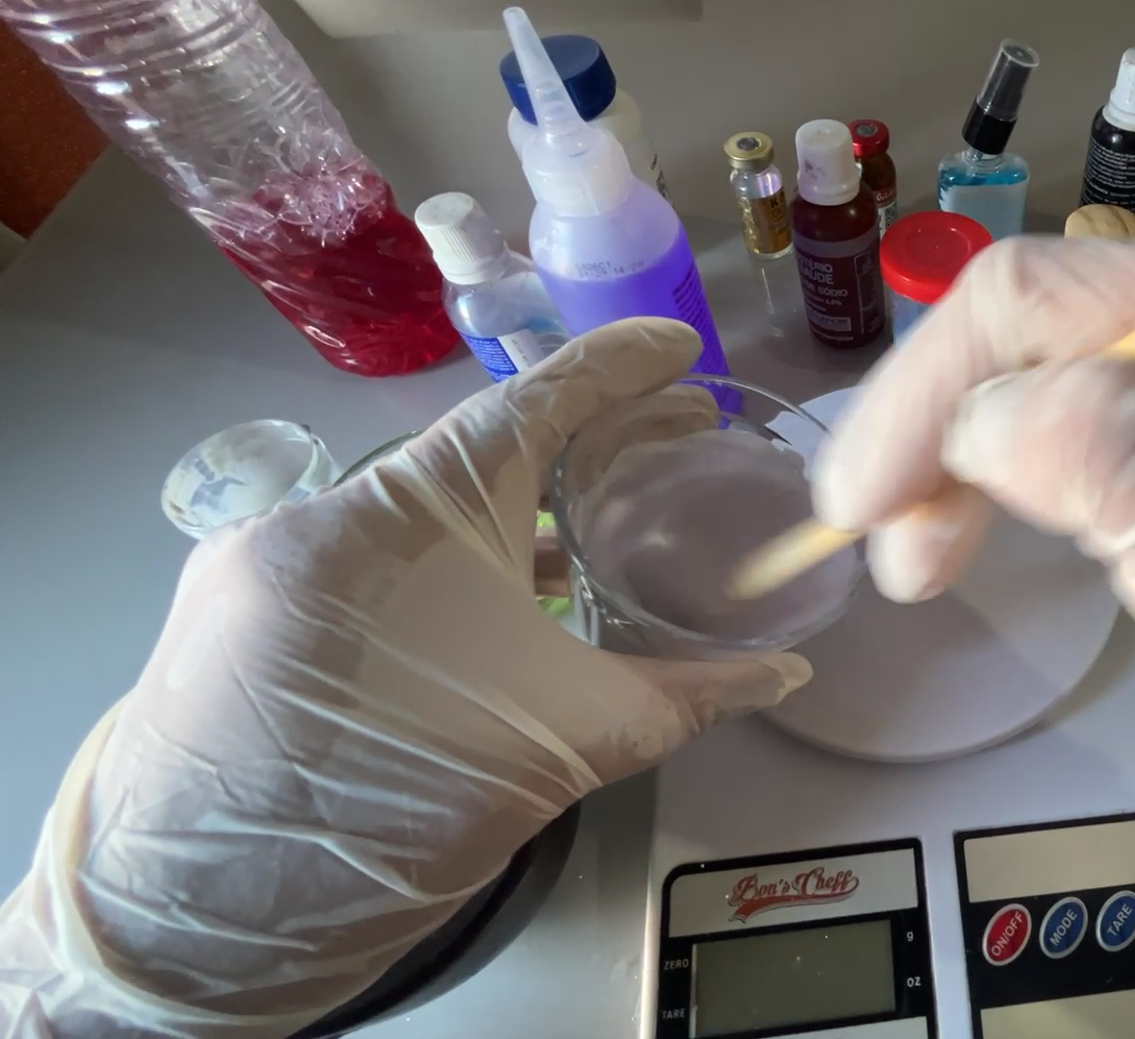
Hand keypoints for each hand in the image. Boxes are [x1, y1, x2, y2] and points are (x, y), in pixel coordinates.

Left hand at [0, 319, 808, 1036]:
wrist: (199, 932)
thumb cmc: (394, 813)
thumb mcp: (566, 743)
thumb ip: (689, 696)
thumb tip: (787, 674)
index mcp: (403, 525)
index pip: (528, 408)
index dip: (614, 367)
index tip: (682, 349)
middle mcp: (337, 514)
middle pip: (495, 438)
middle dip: (601, 422)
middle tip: (686, 420)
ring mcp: (295, 550)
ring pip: (449, 487)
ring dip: (543, 482)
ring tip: (629, 483)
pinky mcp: (275, 593)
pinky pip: (406, 534)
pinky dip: (488, 533)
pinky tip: (543, 560)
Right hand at [815, 231, 1134, 1013]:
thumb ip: (1090, 448)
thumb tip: (970, 421)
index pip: (1036, 299)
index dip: (923, 392)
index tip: (854, 501)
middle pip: (1029, 339)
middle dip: (931, 435)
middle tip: (879, 544)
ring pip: (1041, 395)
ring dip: (958, 468)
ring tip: (919, 560)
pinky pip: (1074, 446)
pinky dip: (1005, 488)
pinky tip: (977, 530)